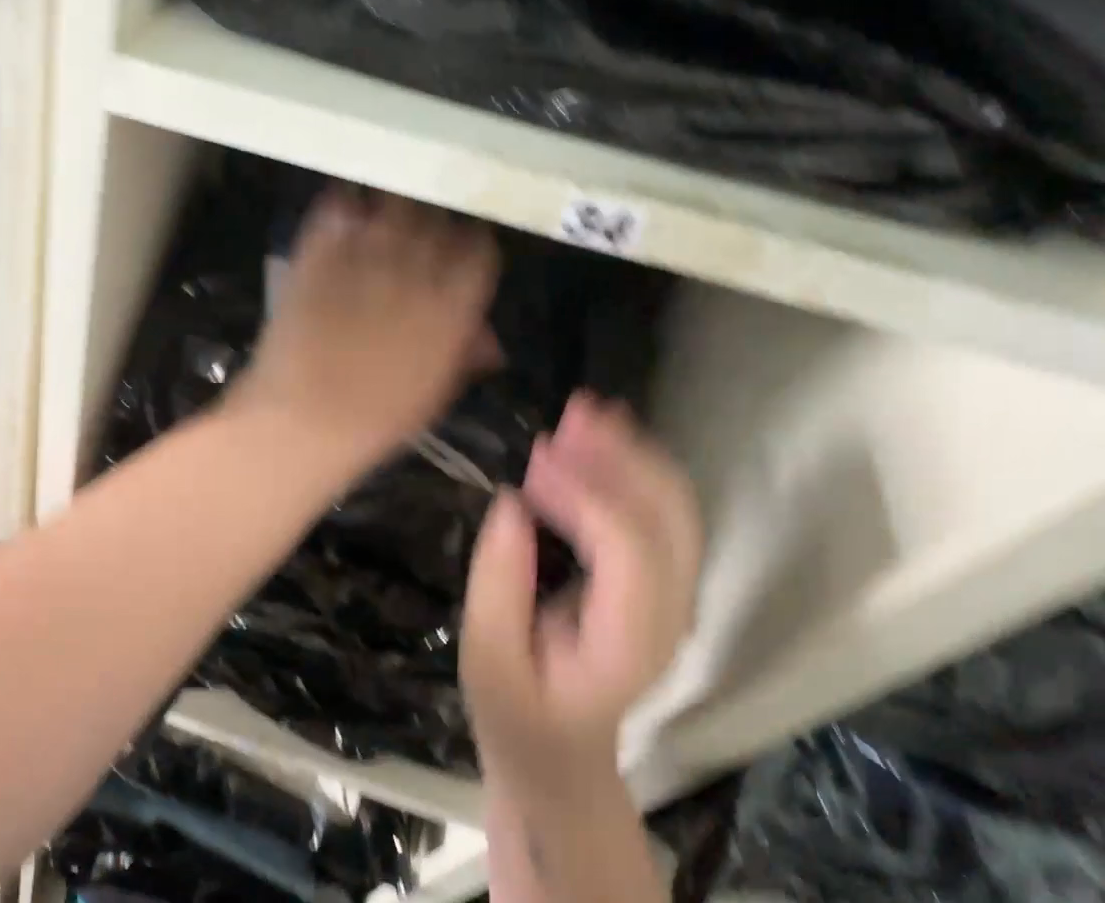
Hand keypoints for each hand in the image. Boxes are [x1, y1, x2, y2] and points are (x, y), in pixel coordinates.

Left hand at [230, 188, 501, 463]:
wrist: (302, 418)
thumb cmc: (375, 419)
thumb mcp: (434, 393)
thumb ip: (462, 353)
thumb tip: (487, 338)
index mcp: (454, 304)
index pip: (478, 250)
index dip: (467, 250)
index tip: (455, 256)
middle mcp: (416, 269)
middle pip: (435, 220)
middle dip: (428, 226)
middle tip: (413, 238)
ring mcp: (365, 255)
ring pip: (391, 204)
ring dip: (387, 211)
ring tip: (377, 223)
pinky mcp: (318, 253)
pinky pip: (336, 211)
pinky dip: (341, 209)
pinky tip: (340, 217)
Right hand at [461, 393, 702, 785]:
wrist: (556, 752)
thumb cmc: (514, 709)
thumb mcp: (487, 655)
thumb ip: (499, 581)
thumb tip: (512, 503)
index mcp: (629, 640)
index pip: (630, 552)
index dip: (588, 496)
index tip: (534, 459)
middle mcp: (670, 614)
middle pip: (669, 520)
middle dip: (623, 458)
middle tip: (571, 411)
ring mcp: (673, 598)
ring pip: (676, 511)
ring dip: (634, 455)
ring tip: (585, 413)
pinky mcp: (658, 584)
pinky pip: (661, 516)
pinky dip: (635, 472)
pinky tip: (602, 442)